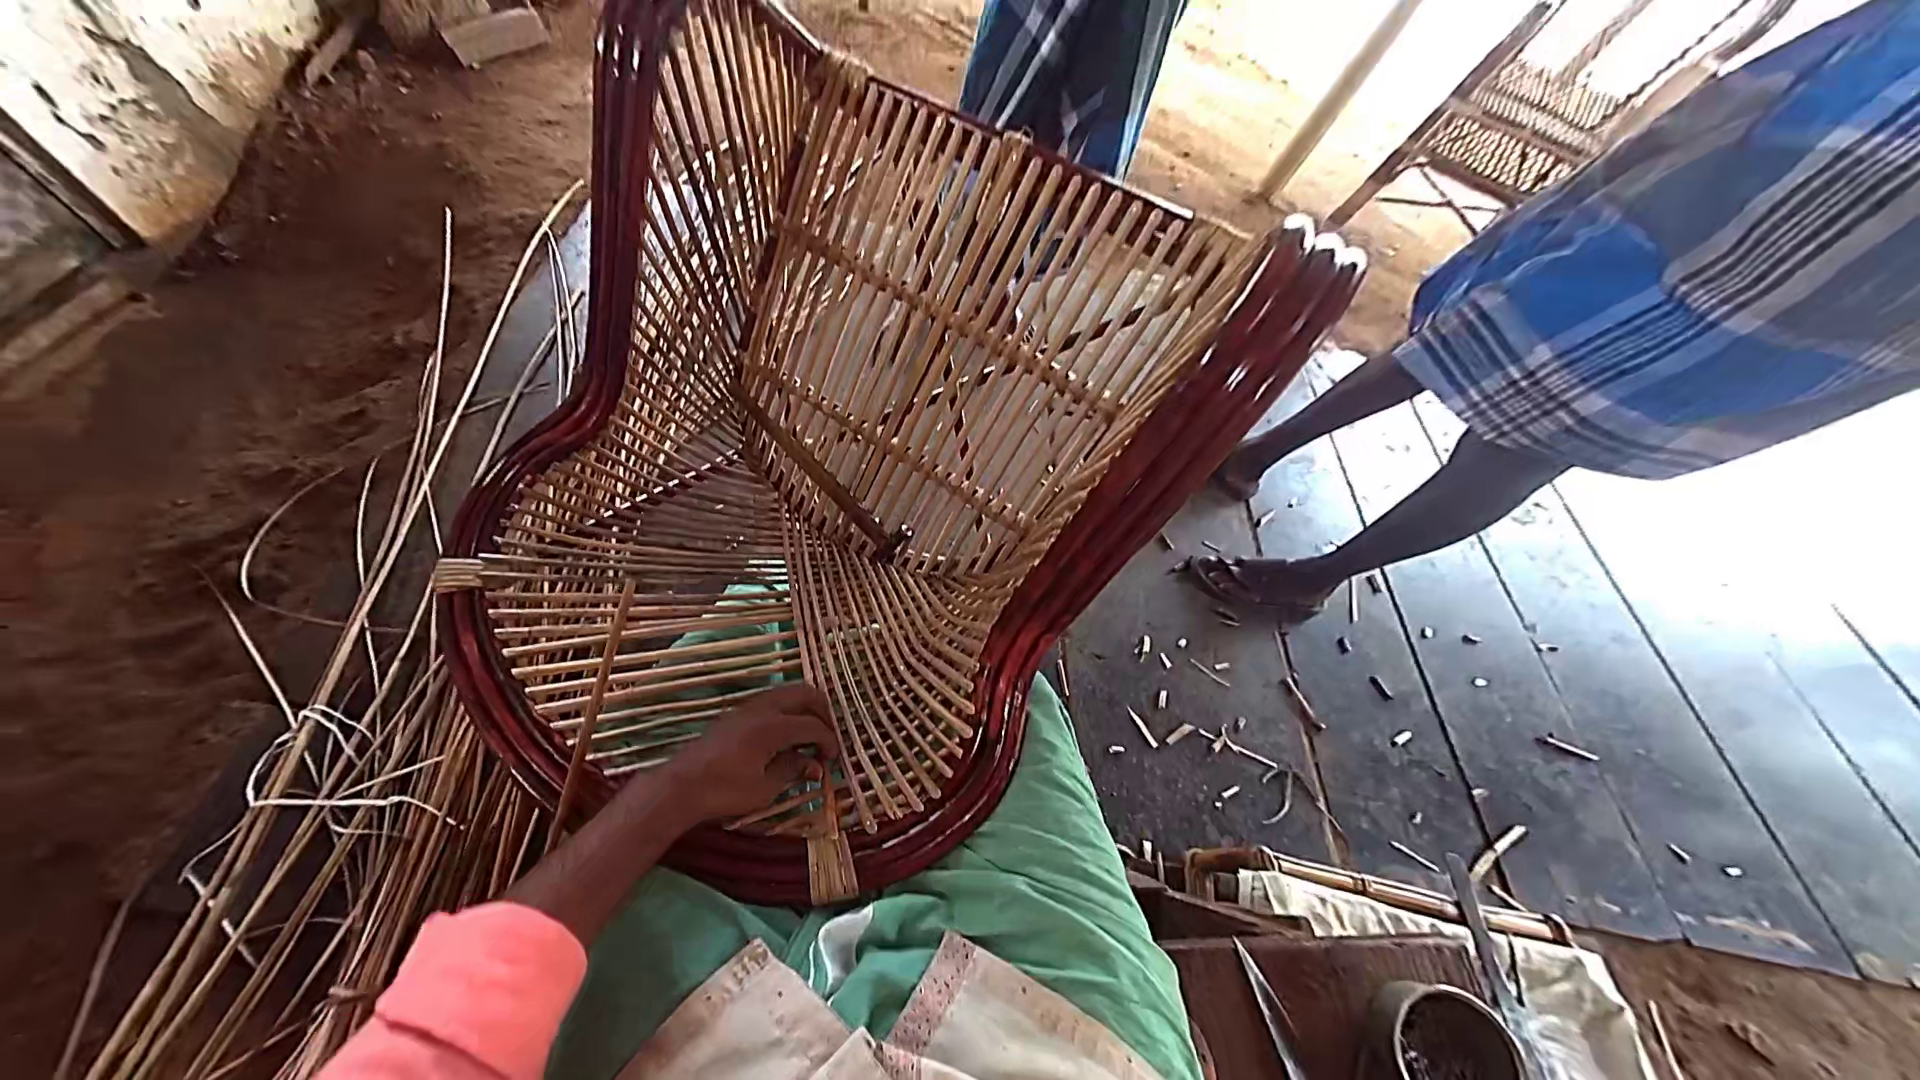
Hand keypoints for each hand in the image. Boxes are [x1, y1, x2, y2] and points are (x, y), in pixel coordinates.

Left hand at [655, 683, 837, 821]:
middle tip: (826, 737)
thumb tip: (815, 766)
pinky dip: (787, 712)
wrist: (679, 788)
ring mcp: (748, 707)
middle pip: (805, 694)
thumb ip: (793, 770)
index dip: (828, 741)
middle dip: (823, 712)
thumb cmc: (723, 792)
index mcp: (774, 727)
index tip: (832, 758)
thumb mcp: (765, 788)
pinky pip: (772, 702)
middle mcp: (763, 708)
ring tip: (808, 736)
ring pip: (788, 693)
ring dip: (804, 709)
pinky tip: (785, 736)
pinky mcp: (736, 713)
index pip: (813, 726)